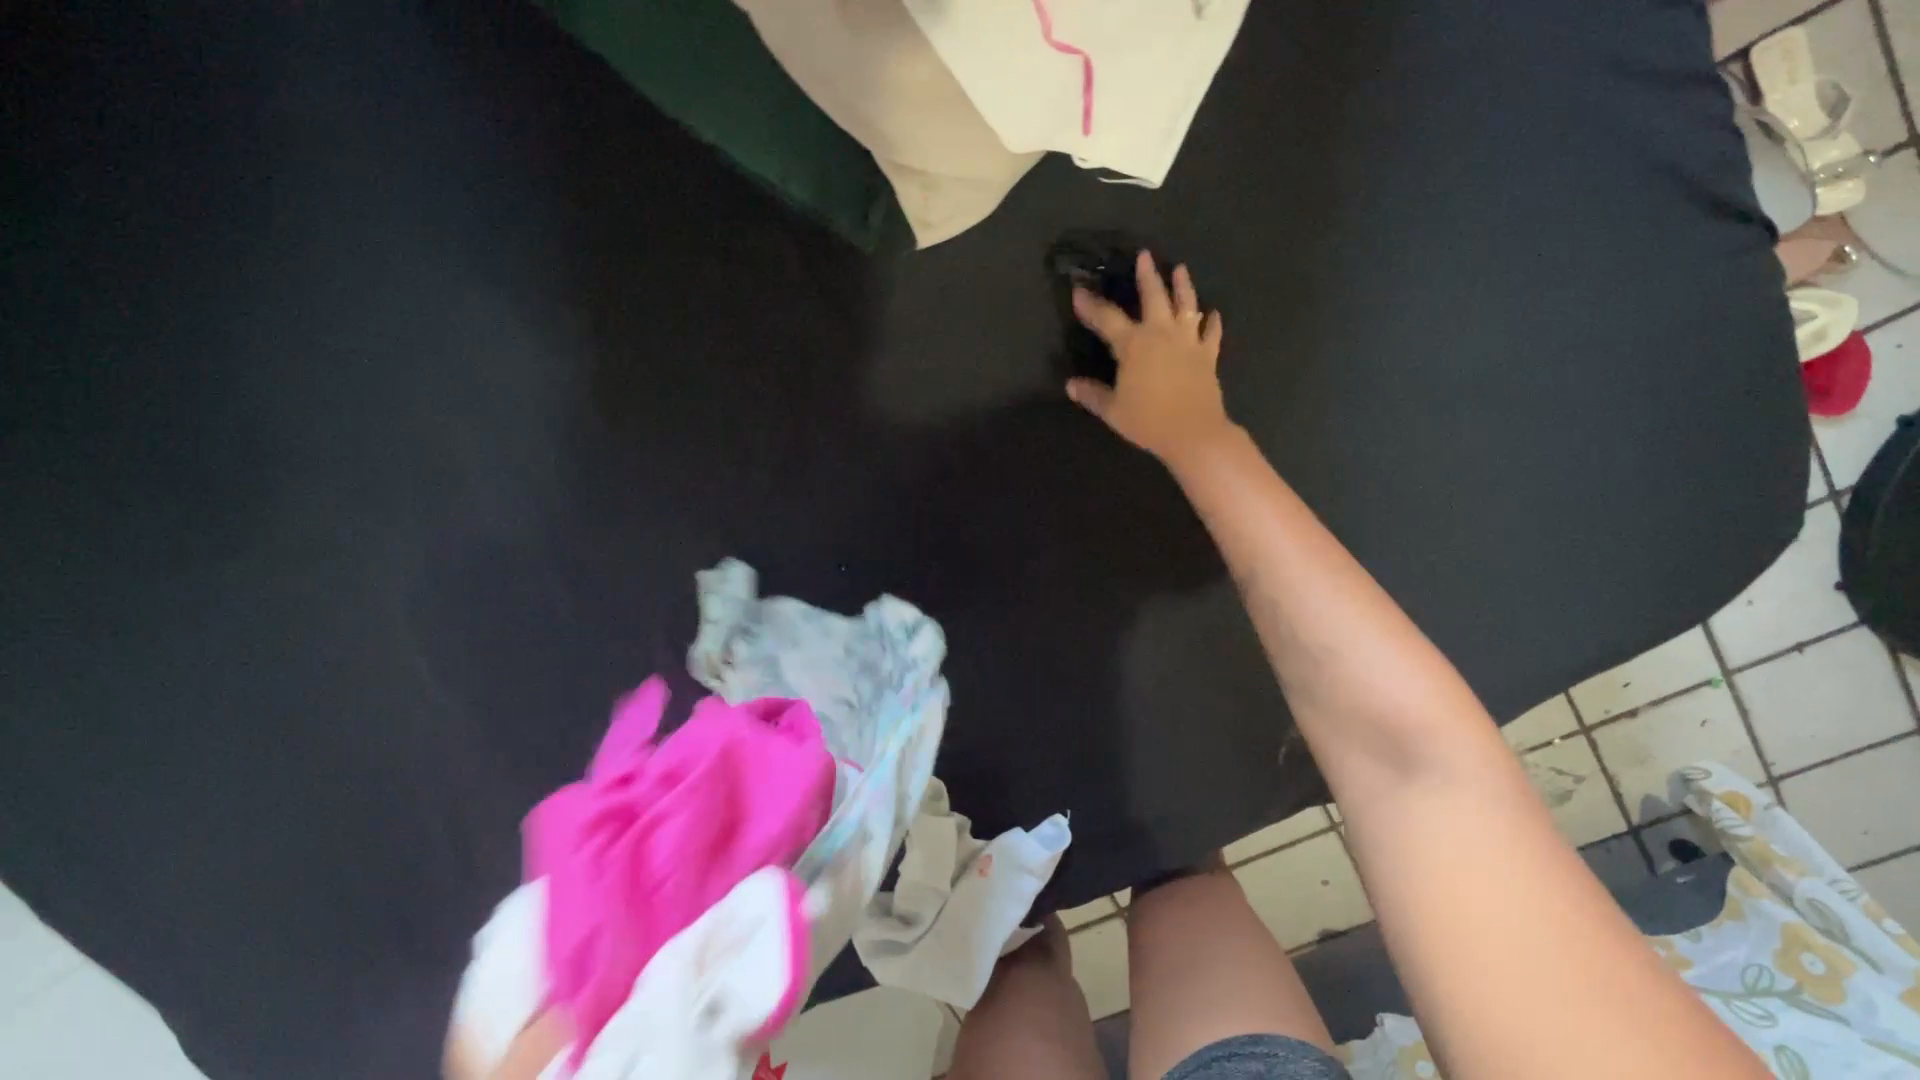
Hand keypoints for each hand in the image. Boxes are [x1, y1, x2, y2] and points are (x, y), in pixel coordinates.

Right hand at [1066, 251, 1234, 466]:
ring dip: (1183, 286)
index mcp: (1133, 344)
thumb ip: (1092, 394)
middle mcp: (1161, 334)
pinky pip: (1211, 334)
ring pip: (1186, 306)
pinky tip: (1213, 314)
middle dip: (1147, 275)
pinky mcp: (1207, 356)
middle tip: (1145, 255)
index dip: (1090, 305)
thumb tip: (1071, 385)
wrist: (1193, 433)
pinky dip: (1212, 323)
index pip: (1106, 318)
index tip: (1078, 292)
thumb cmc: (1148, 421)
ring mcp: (1188, 342)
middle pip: (1154, 296)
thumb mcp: (1113, 410)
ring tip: (1181, 269)